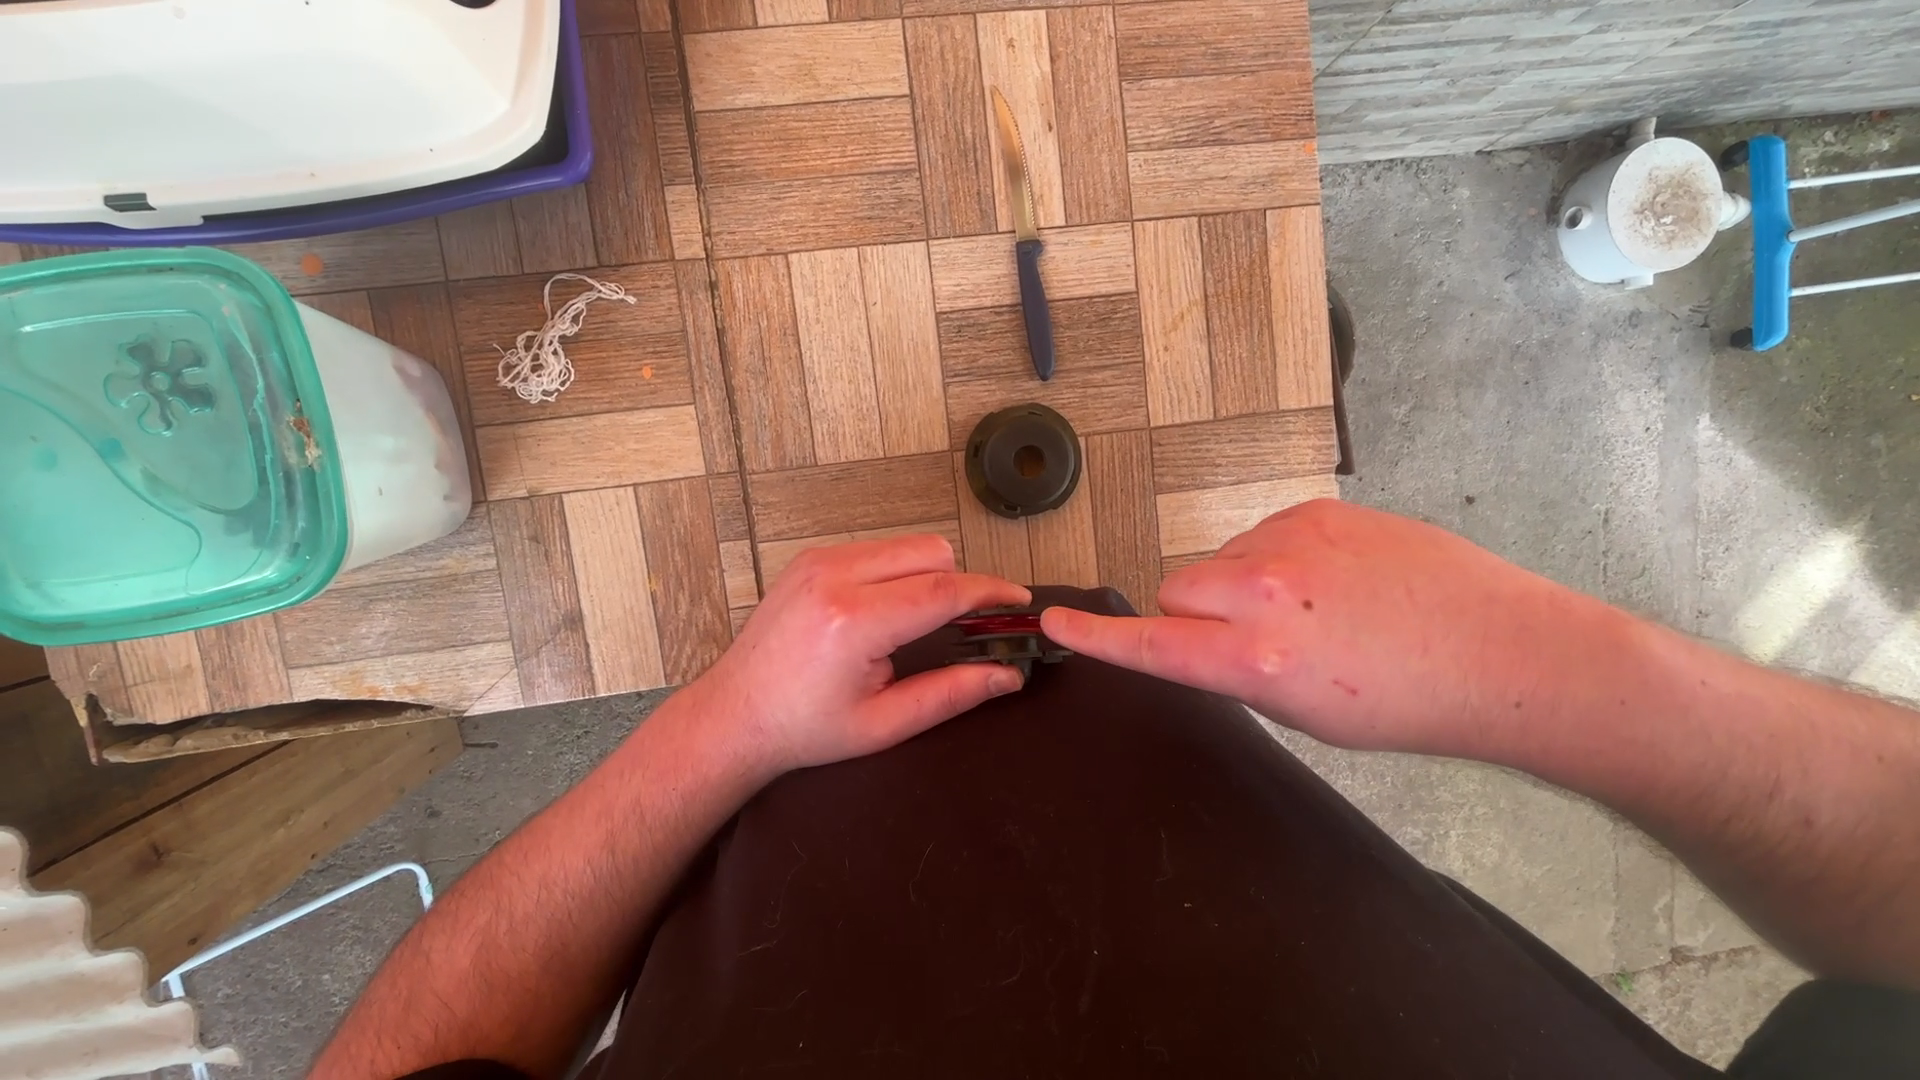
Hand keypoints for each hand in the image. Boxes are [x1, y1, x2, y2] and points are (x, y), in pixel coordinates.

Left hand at [685, 534, 1030, 776]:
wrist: (734, 715)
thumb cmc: (805, 728)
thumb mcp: (884, 723)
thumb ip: (952, 694)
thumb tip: (1008, 676)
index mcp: (853, 622)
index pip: (944, 590)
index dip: (991, 593)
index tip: (1021, 602)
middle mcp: (836, 577)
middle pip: (932, 552)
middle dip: (961, 584)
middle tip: (968, 627)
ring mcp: (819, 560)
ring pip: (908, 545)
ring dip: (931, 575)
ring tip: (922, 623)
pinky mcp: (812, 558)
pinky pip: (880, 548)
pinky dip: (901, 571)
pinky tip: (890, 610)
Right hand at [1039, 500, 1613, 757]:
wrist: (1507, 652)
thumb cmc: (1409, 705)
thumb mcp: (1305, 712)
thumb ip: (1234, 671)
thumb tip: (1200, 637)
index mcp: (1256, 659)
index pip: (1150, 644)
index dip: (1097, 635)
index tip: (1055, 620)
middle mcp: (1261, 592)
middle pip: (1174, 588)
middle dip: (1193, 613)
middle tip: (1252, 637)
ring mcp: (1289, 540)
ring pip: (1217, 560)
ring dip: (1238, 584)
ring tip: (1311, 608)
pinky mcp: (1317, 509)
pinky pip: (1259, 535)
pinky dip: (1275, 559)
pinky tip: (1333, 581)